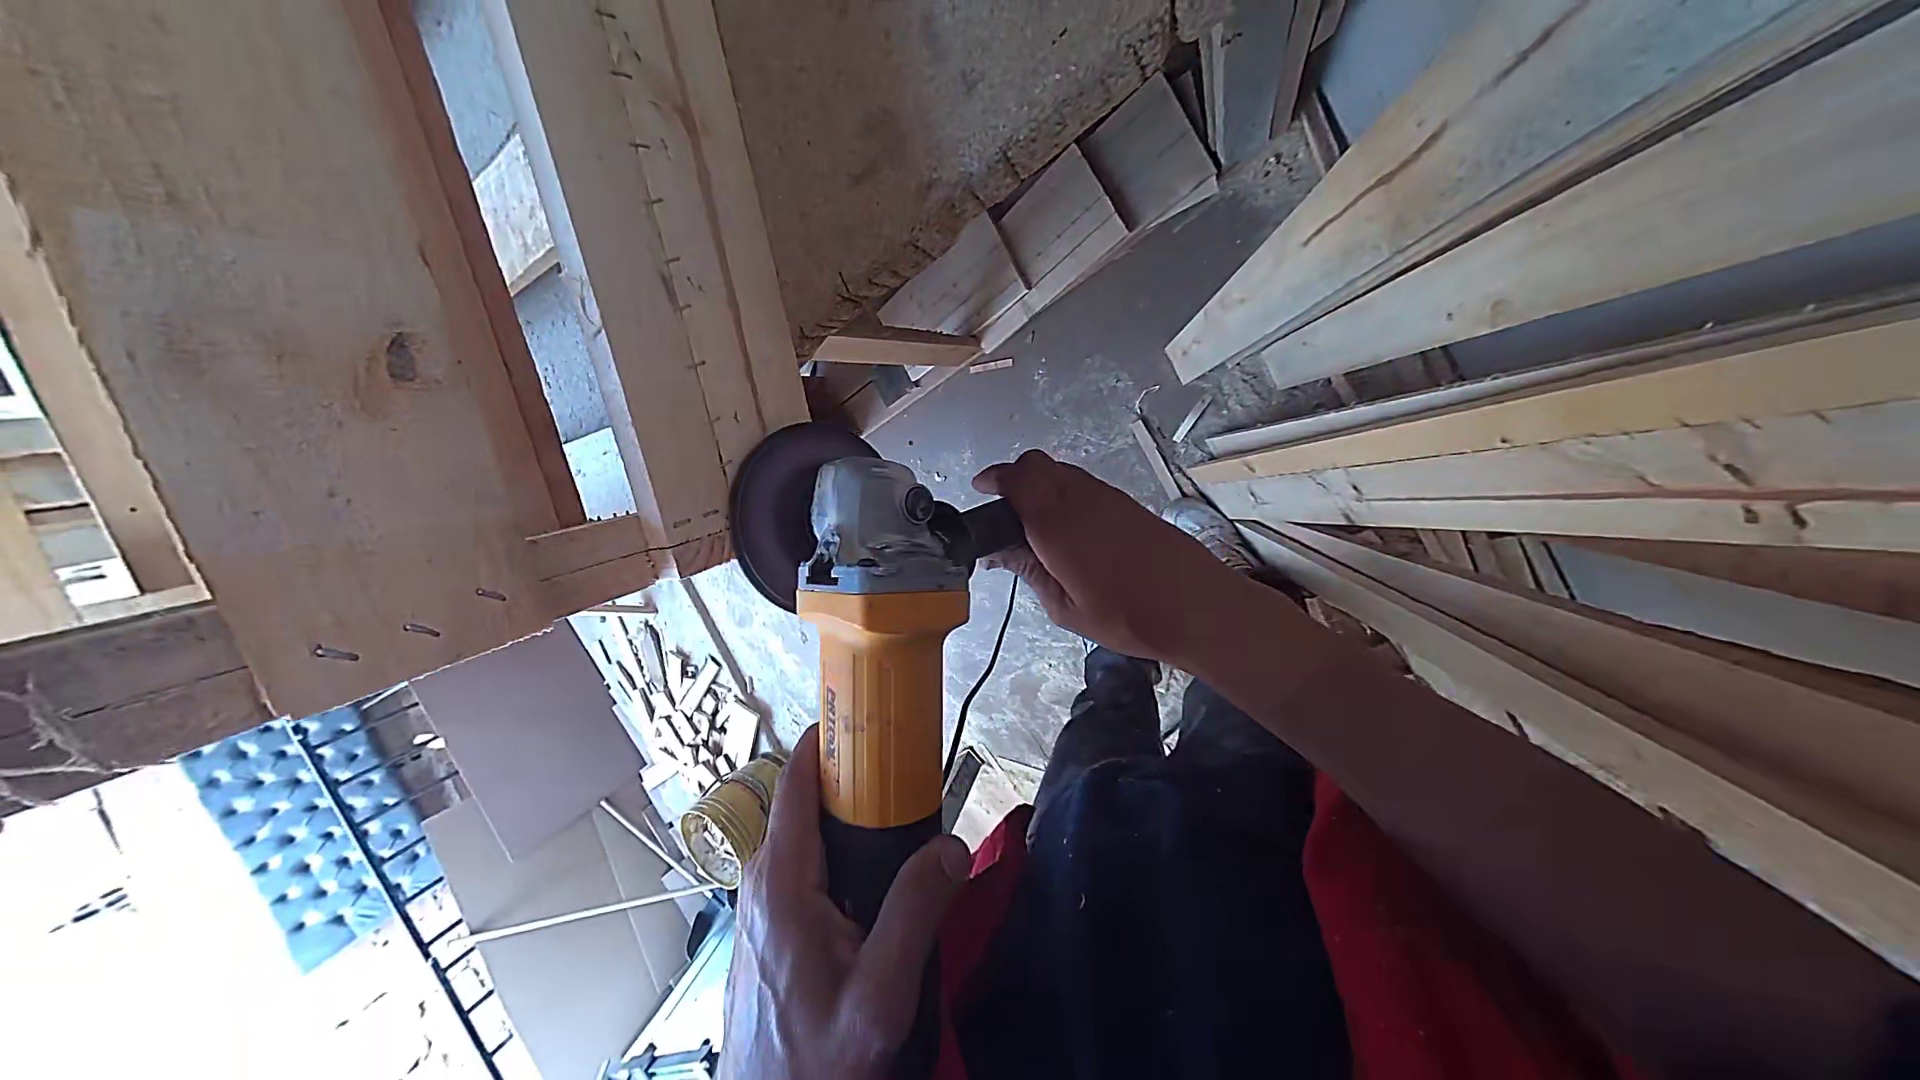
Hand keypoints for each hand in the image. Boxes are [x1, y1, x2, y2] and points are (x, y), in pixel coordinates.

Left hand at [721, 726, 971, 1079]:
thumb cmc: (814, 1060)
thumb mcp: (879, 994)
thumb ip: (916, 913)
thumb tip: (951, 848)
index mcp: (780, 881)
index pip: (796, 780)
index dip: (828, 740)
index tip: (867, 722)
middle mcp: (762, 877)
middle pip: (805, 799)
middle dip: (852, 779)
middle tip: (902, 775)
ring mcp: (761, 898)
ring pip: (806, 830)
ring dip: (848, 815)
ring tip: (898, 818)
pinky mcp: (768, 918)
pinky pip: (804, 858)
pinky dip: (837, 844)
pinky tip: (873, 870)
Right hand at [973, 450, 1256, 666]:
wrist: (1197, 607)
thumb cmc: (1126, 616)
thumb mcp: (1064, 607)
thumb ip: (1030, 571)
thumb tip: (1001, 553)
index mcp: (1055, 523)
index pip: (1015, 477)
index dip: (993, 479)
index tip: (981, 492)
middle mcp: (1079, 497)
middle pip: (1036, 463)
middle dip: (1013, 478)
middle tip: (1004, 512)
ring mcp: (1106, 495)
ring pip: (1061, 471)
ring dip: (1040, 486)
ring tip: (1036, 526)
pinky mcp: (1126, 502)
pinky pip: (1083, 484)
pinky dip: (1064, 495)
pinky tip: (1069, 531)